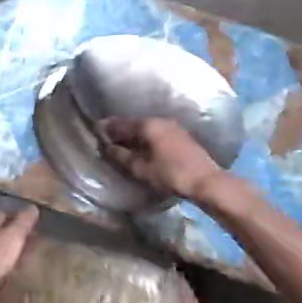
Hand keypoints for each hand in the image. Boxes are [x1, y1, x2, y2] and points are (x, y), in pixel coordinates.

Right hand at [100, 117, 226, 199]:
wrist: (206, 181)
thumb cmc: (170, 174)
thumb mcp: (141, 168)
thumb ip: (121, 156)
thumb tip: (107, 148)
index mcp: (148, 125)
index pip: (121, 123)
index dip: (107, 127)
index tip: (96, 130)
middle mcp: (160, 121)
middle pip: (135, 123)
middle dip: (120, 130)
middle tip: (107, 138)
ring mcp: (173, 127)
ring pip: (147, 128)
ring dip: (134, 135)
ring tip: (122, 144)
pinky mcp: (182, 136)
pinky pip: (157, 133)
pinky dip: (146, 138)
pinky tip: (142, 148)